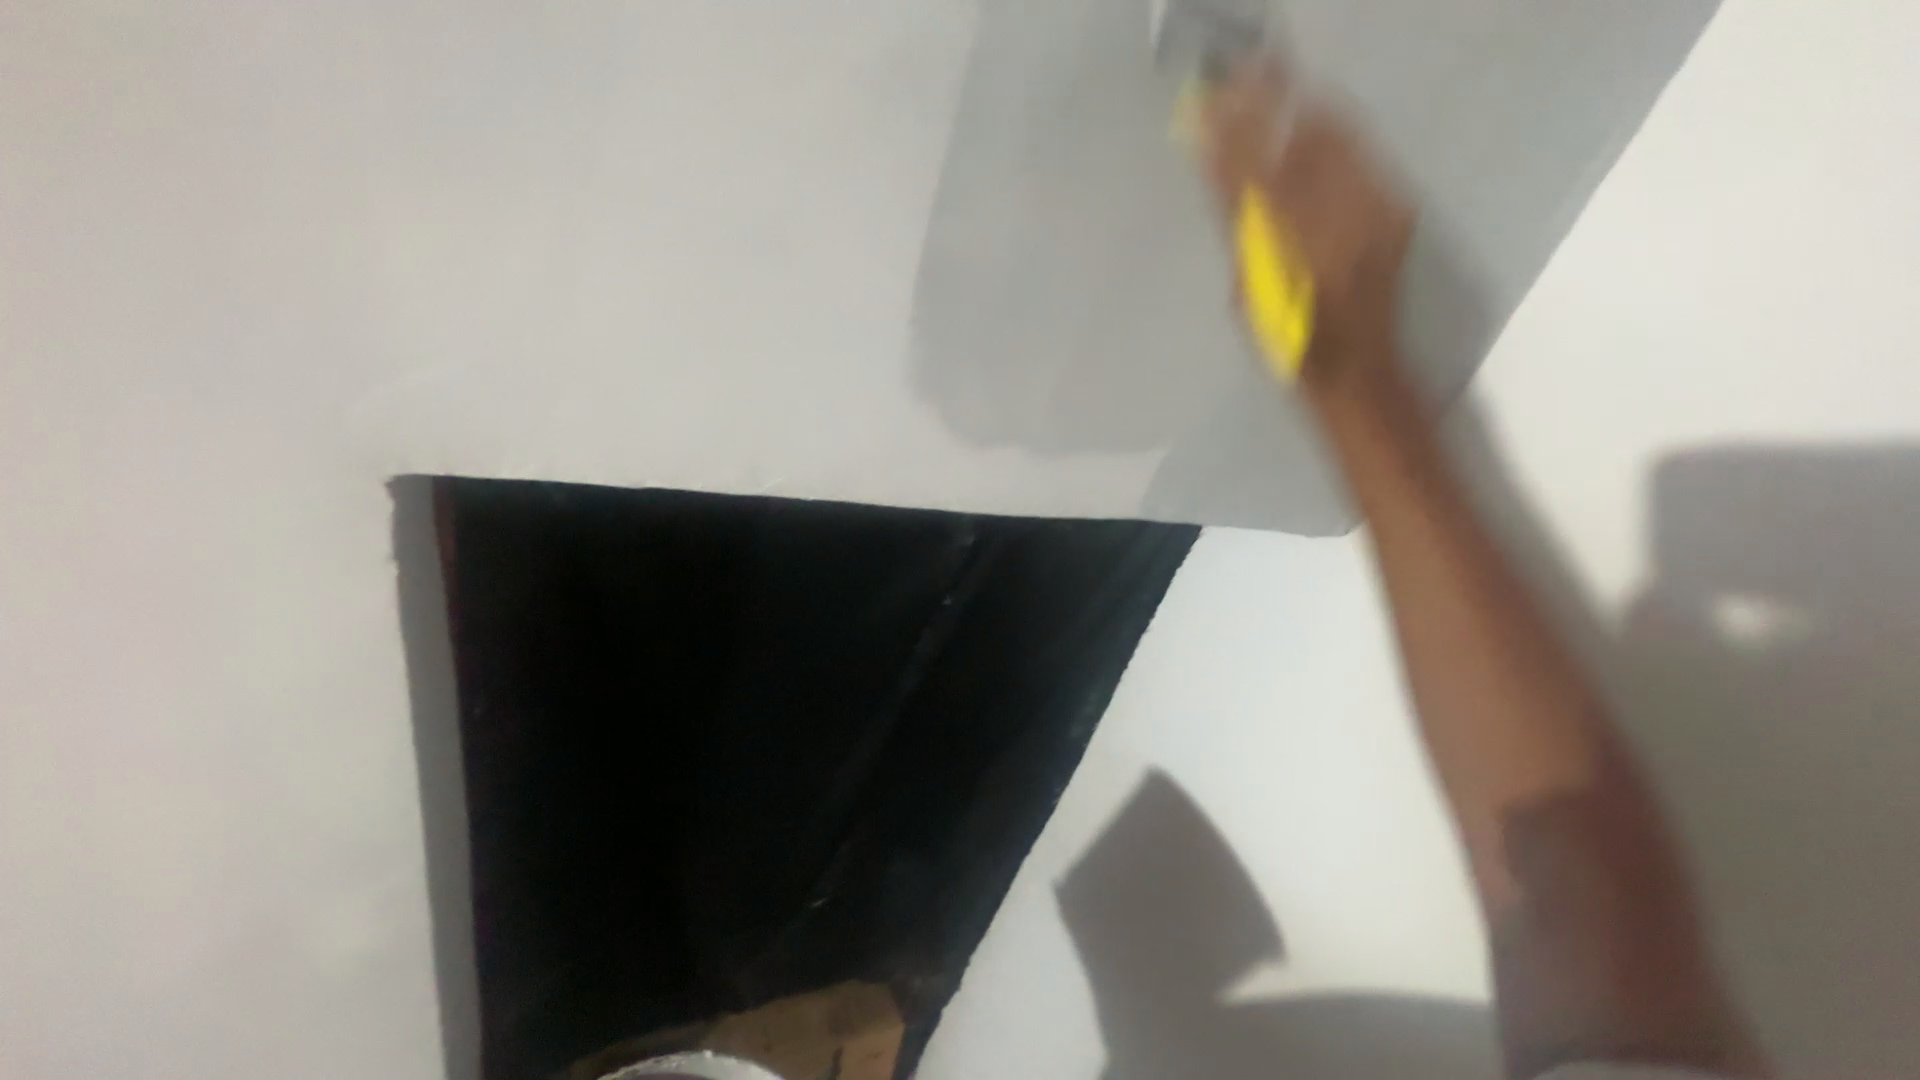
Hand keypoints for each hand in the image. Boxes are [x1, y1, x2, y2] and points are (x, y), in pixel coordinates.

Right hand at [1203, 59, 1413, 394]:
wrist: (1359, 368)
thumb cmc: (1291, 343)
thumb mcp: (1250, 293)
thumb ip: (1237, 228)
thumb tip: (1216, 169)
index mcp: (1298, 244)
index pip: (1260, 171)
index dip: (1235, 131)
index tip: (1211, 100)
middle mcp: (1343, 218)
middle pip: (1303, 139)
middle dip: (1271, 103)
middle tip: (1243, 72)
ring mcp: (1376, 209)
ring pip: (1336, 138)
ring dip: (1301, 110)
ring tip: (1272, 83)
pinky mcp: (1394, 207)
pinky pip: (1358, 156)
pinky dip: (1329, 136)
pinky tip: (1311, 126)